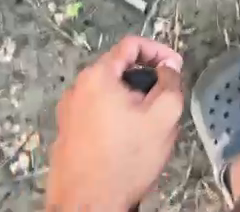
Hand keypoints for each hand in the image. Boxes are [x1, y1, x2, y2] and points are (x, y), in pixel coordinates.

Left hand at [46, 37, 184, 211]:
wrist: (86, 210)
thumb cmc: (126, 158)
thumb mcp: (164, 115)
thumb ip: (171, 81)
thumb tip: (168, 66)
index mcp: (97, 77)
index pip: (132, 44)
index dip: (159, 50)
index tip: (175, 68)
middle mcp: (76, 90)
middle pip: (119, 69)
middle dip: (145, 79)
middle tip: (164, 99)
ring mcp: (66, 115)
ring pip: (108, 93)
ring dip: (130, 100)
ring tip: (148, 123)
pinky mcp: (64, 137)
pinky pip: (95, 114)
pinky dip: (114, 117)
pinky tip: (126, 142)